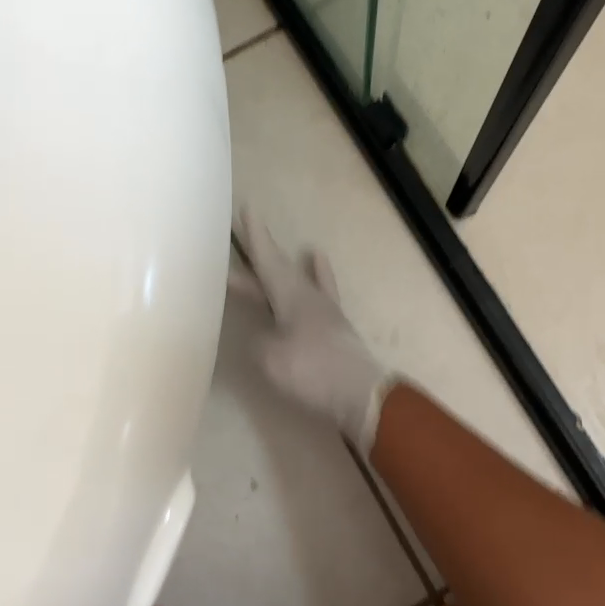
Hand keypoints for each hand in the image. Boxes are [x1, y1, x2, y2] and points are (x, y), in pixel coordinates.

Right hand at [230, 211, 394, 457]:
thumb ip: (260, 341)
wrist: (361, 394)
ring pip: (303, 284)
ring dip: (292, 271)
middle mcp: (310, 298)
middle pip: (282, 271)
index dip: (255, 239)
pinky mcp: (337, 333)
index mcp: (291, 296)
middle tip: (244, 237)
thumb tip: (262, 337)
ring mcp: (327, 315)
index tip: (246, 211)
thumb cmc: (312, 371)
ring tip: (304, 252)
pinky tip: (322, 286)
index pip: (268, 261)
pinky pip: (322, 300)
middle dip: (263, 255)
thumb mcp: (271, 357)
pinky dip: (321, 286)